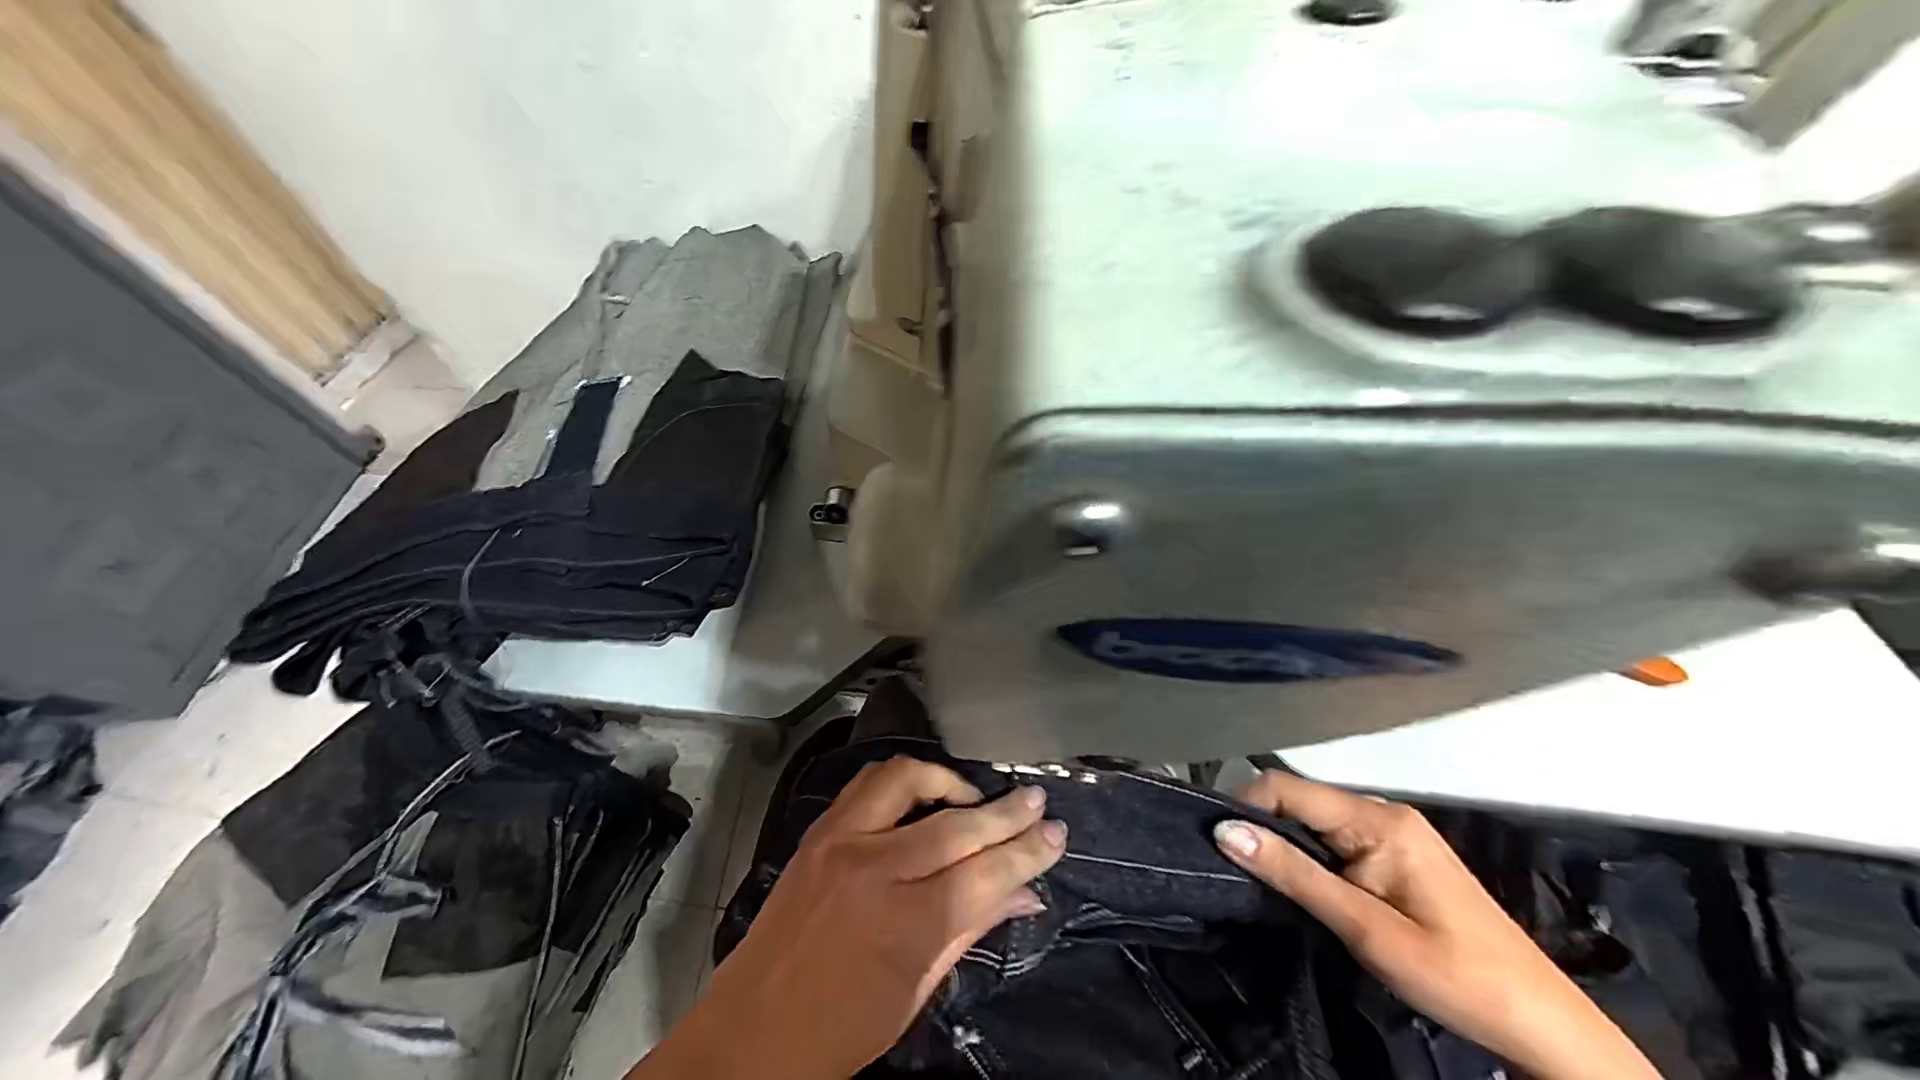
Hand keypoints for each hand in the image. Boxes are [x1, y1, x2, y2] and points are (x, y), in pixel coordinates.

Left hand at [631, 757, 1066, 1079]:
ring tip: (974, 799)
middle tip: (1037, 802)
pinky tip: (923, 796)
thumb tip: (1026, 896)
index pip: (983, 873)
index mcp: (902, 923)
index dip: (1027, 852)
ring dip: (949, 781)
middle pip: (955, 825)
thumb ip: (971, 929)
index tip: (1056, 834)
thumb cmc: (840, 1029)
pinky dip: (904, 781)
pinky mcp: (817, 831)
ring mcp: (839, 841)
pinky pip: (868, 784)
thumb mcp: (915, 992)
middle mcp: (872, 868)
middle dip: (1005, 813)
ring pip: (906, 780)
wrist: (747, 1037)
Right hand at [1214, 772, 1659, 1079]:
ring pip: (1315, 820)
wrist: (1541, 1023)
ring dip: (1286, 844)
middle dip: (1263, 827)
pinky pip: (1335, 839)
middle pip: (1300, 800)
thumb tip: (1224, 830)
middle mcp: (1385, 813)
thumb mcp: (1365, 928)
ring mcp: (1395, 832)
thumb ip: (1293, 874)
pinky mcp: (1399, 854)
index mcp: (1379, 820)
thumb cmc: (1455, 976)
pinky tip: (1305, 885)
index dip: (1245, 807)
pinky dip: (1310, 856)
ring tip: (1265, 880)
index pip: (1287, 787)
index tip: (1216, 843)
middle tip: (1236, 869)